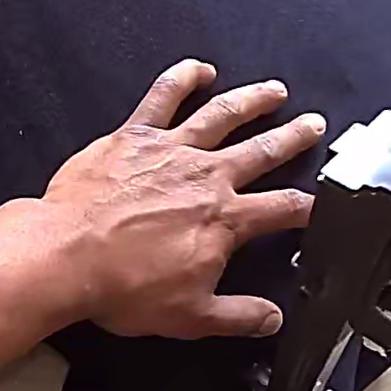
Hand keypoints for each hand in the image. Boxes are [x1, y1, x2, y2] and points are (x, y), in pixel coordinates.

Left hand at [39, 59, 325, 339]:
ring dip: (253, 100)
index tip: (320, 203)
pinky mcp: (133, 138)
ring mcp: (171, 151)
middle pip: (263, 150)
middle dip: (293, 138)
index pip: (283, 209)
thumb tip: (270, 320)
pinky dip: (183, 78)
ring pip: (223, 115)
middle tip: (312, 125)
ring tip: (274, 91)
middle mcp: (206, 177)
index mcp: (224, 220)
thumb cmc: (122, 285)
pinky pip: (163, 97)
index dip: (308, 207)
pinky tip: (199, 70)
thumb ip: (237, 316)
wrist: (69, 258)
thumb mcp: (190, 316)